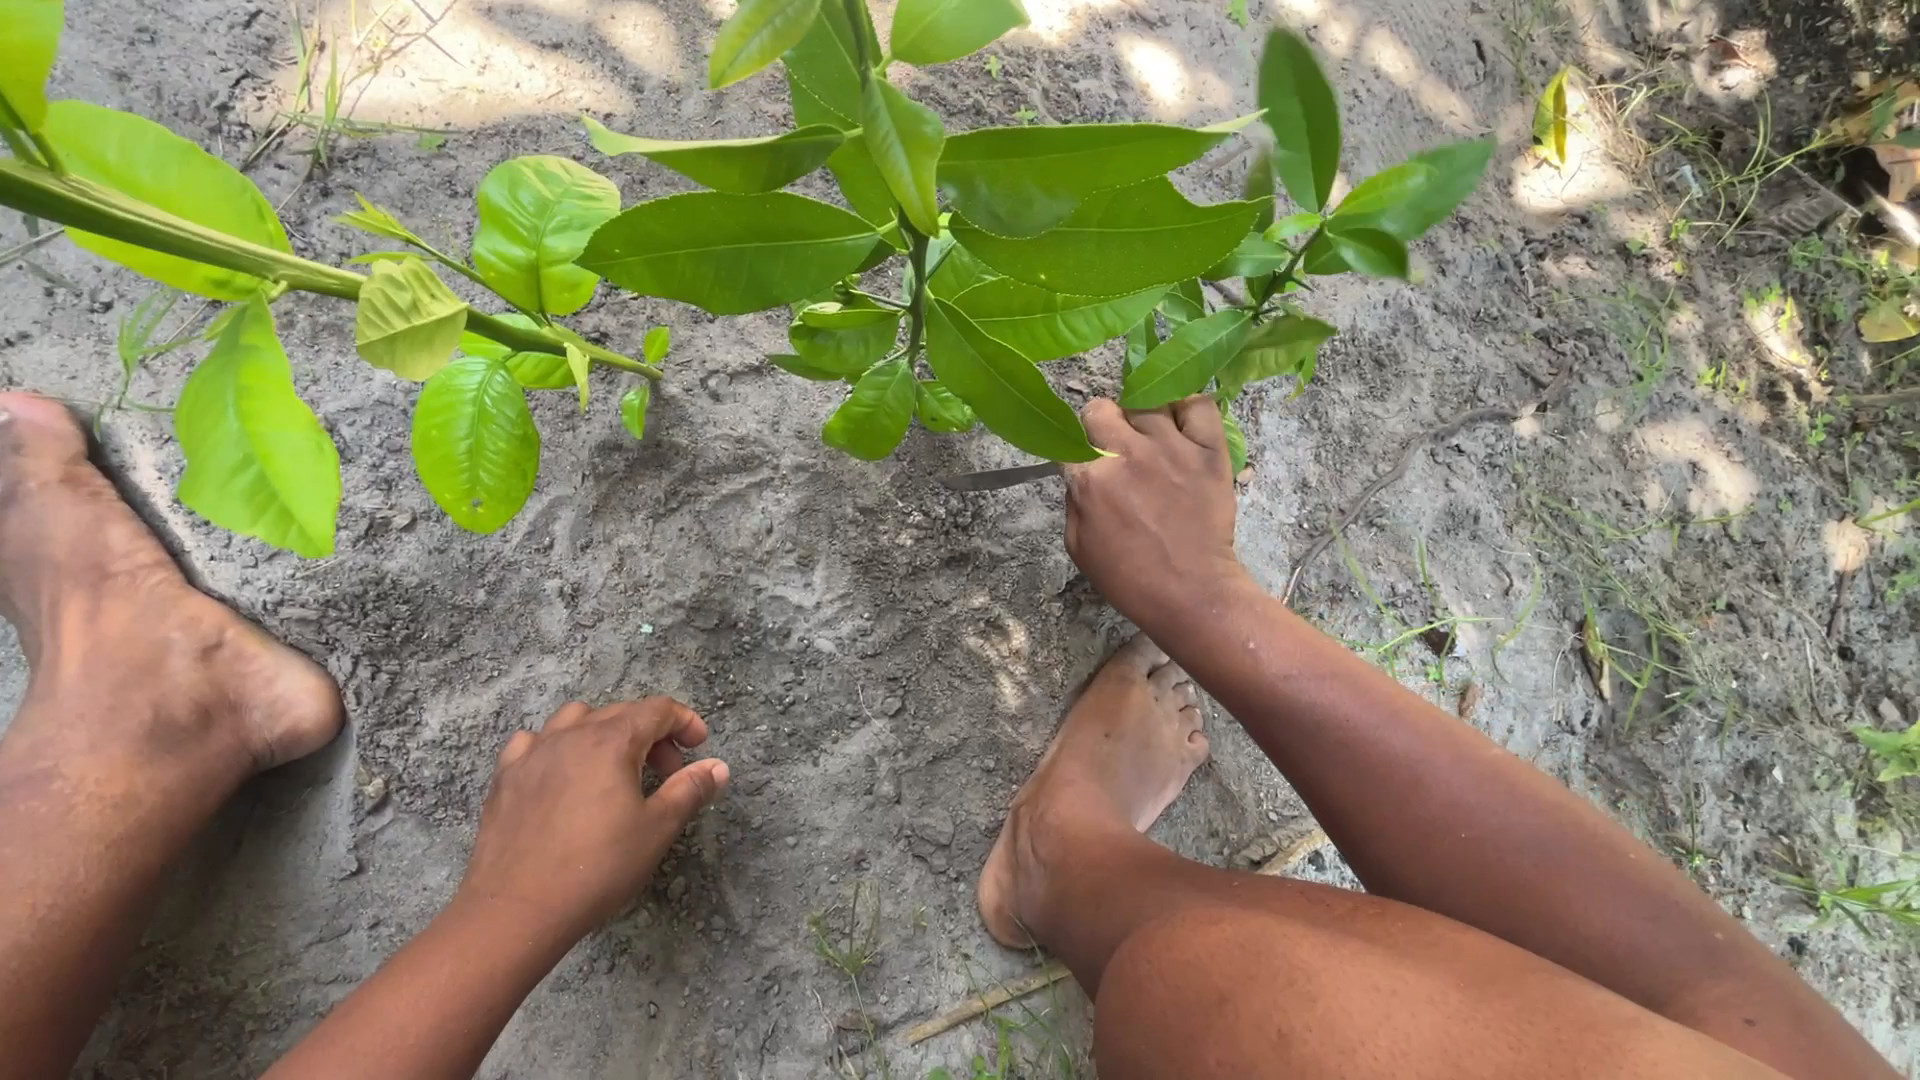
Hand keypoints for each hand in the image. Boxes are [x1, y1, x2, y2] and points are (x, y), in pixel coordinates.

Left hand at [455, 699, 728, 941]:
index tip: (699, 746)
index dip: (685, 721)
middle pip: (621, 712)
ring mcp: (532, 754)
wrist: (515, 911)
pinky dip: (557, 747)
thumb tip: (718, 766)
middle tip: (667, 771)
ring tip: (614, 766)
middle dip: (652, 733)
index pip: (657, 709)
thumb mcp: (657, 829)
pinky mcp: (505, 778)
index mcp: (611, 741)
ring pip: (575, 719)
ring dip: (604, 731)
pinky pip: (534, 742)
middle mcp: (571, 735)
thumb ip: (690, 789)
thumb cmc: (597, 867)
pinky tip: (562, 774)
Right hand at [1065, 397, 1248, 629]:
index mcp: (1090, 480)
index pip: (1069, 438)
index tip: (1087, 461)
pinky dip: (1188, 409)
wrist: (1192, 593)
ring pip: (1146, 402)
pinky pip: (1197, 405)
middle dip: (1102, 426)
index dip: (1077, 450)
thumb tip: (1081, 471)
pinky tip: (1183, 426)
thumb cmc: (1129, 577)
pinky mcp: (1209, 451)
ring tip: (1152, 439)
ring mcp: (1171, 448)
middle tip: (1117, 447)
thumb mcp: (1077, 544)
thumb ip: (1073, 499)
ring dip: (1142, 419)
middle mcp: (1127, 454)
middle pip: (1101, 409)